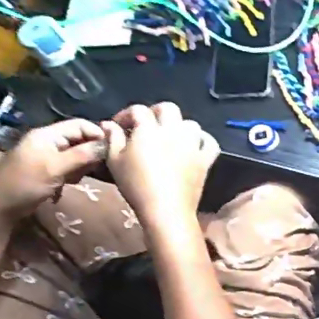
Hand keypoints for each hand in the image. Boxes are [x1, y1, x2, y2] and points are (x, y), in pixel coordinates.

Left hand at [0, 119, 108, 226]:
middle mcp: (48, 142)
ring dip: (83, 167)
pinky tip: (71, 186)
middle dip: (92, 153)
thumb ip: (82, 155)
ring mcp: (46, 158)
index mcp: (48, 135)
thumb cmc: (25, 183)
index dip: (98, 134)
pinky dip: (73, 176)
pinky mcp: (46, 173)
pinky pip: (68, 169)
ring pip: (76, 156)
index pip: (80, 125)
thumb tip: (108, 144)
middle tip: (102, 169)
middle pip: (79, 140)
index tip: (113, 151)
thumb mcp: (55, 167)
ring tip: (83, 178)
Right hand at [100, 103, 220, 226]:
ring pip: (190, 124)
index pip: (138, 110)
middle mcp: (174, 132)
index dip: (126, 114)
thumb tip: (109, 124)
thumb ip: (113, 139)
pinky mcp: (205, 160)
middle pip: (168, 109)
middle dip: (155, 112)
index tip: (119, 126)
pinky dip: (203, 140)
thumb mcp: (115, 162)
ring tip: (169, 136)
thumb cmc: (136, 186)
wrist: (166, 210)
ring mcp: (193, 145)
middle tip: (145, 126)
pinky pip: (210, 143)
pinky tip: (194, 145)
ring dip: (179, 126)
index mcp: (149, 130)